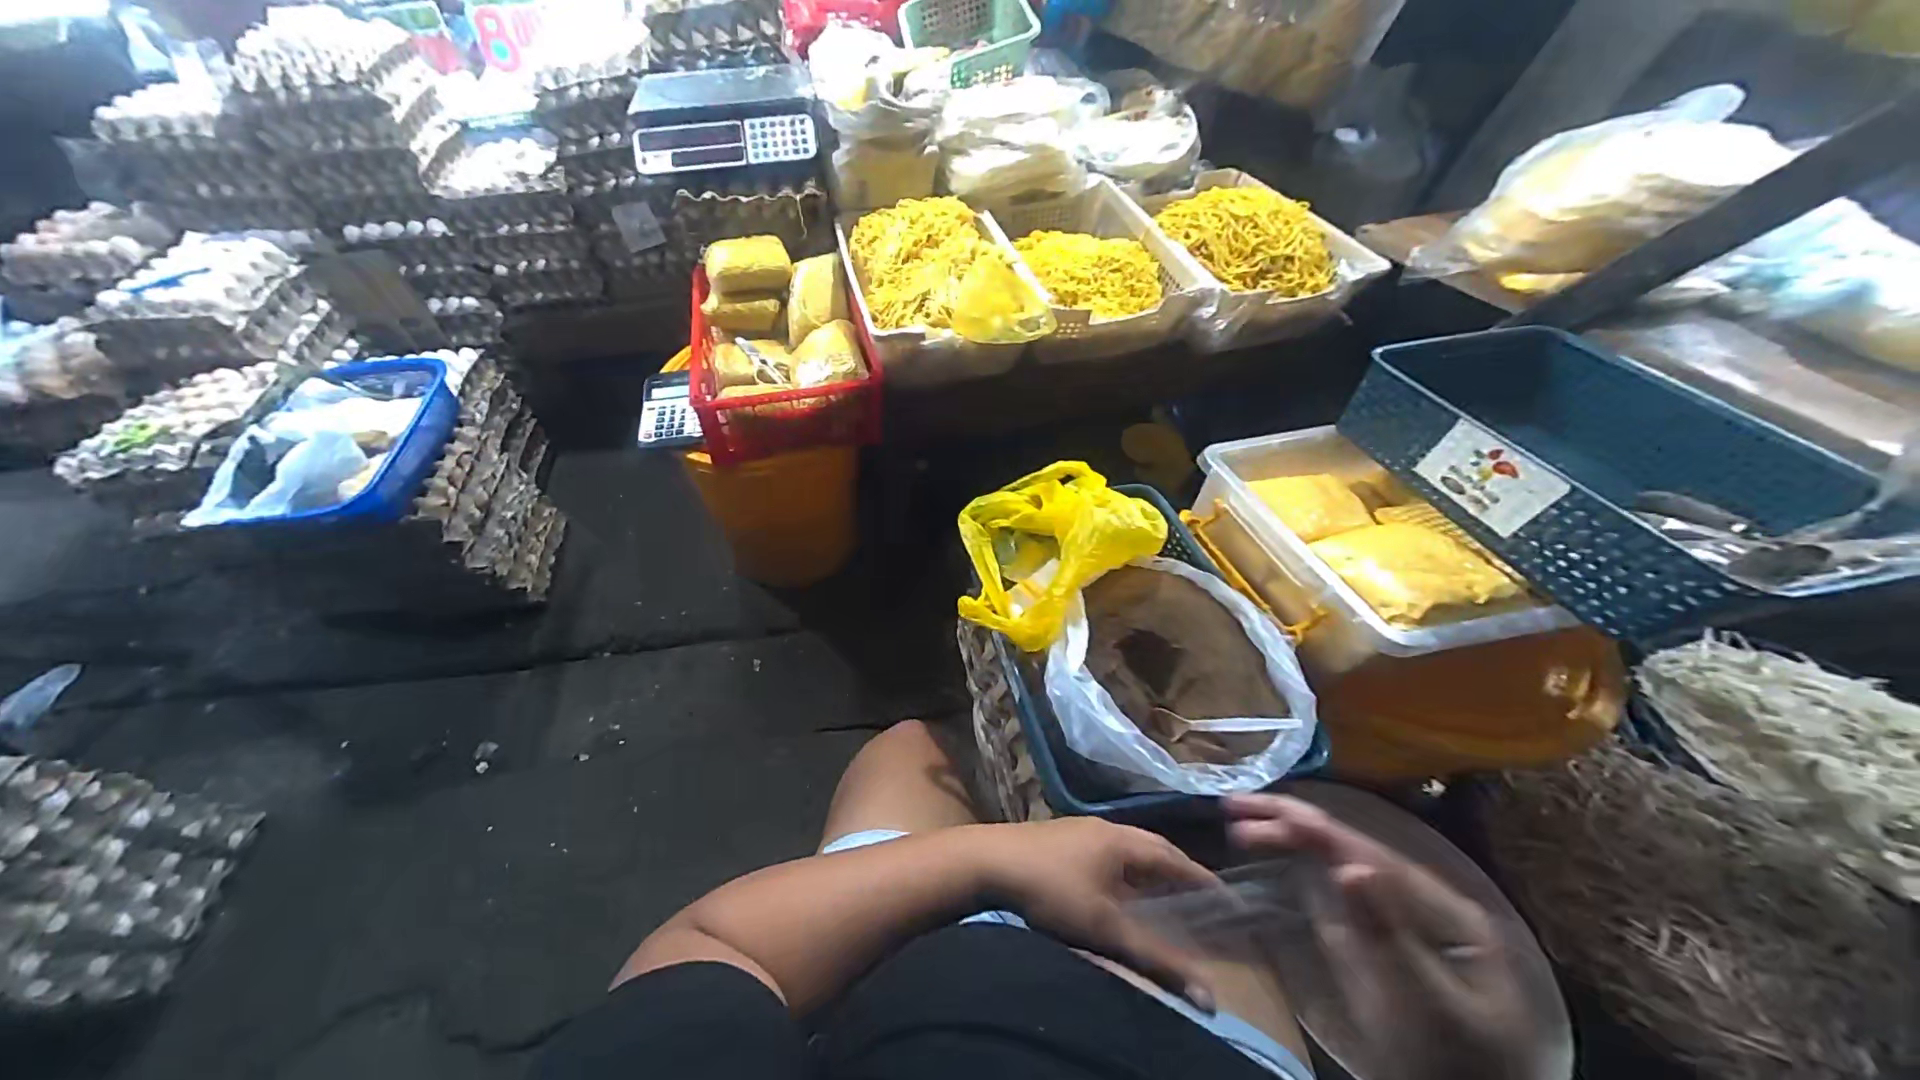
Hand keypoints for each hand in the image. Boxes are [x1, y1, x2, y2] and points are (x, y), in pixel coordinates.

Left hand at [970, 819, 1221, 1009]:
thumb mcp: (1105, 930)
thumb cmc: (1051, 891)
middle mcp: (1106, 827)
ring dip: (1149, 867)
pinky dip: (1124, 867)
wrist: (987, 861)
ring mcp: (1080, 828)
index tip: (1227, 897)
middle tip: (1200, 897)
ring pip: (1127, 847)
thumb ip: (1156, 960)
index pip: (1176, 858)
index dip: (1202, 879)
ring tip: (1163, 893)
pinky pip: (1107, 850)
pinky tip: (1115, 886)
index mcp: (1123, 841)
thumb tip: (1209, 995)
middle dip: (1178, 870)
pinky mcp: (1059, 837)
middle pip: (1153, 846)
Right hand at [1225, 795, 1537, 1079]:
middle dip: (1293, 823)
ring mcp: (1395, 912)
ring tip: (1240, 819)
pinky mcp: (1372, 929)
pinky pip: (1330, 882)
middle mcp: (1421, 898)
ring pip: (1335, 859)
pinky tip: (1271, 840)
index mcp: (1447, 912)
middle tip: (1236, 807)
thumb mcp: (1422, 1004)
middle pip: (1350, 848)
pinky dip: (1296, 856)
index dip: (1317, 829)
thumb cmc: (1447, 1063)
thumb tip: (1348, 867)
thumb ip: (1385, 933)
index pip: (1371, 856)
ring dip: (1288, 834)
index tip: (1268, 812)